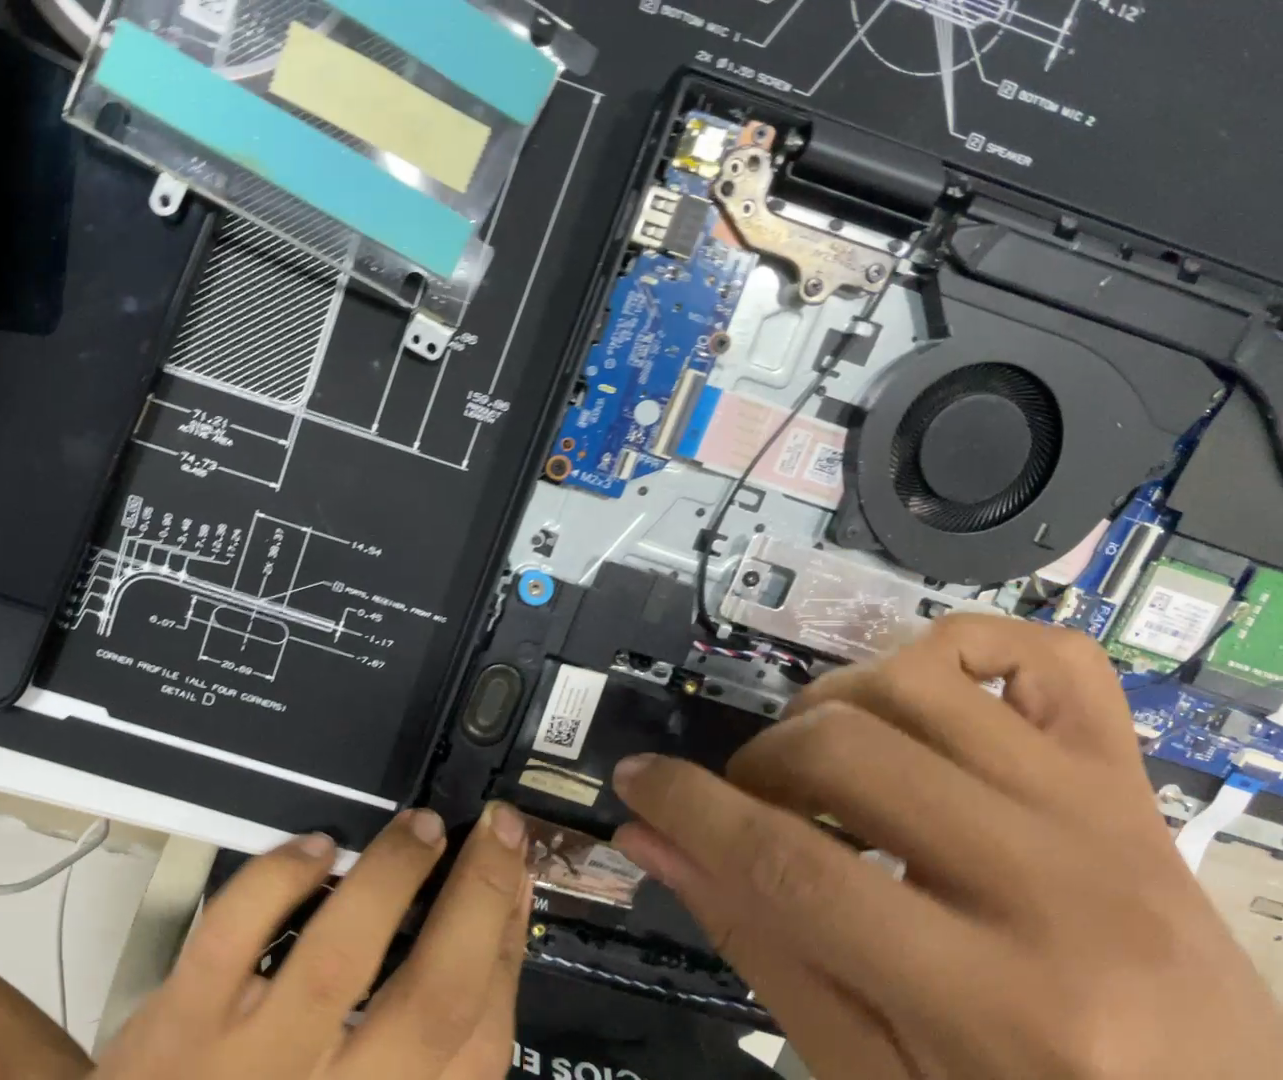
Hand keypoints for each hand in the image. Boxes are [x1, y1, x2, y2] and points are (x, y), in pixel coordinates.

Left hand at [92, 804, 533, 1079]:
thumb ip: (411, 1046)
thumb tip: (476, 937)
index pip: (478, 1049)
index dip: (506, 953)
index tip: (515, 881)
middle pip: (431, 1003)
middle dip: (477, 902)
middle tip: (497, 831)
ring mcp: (252, 1063)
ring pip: (335, 959)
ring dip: (390, 876)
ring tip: (421, 827)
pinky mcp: (181, 1024)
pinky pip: (234, 935)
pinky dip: (279, 879)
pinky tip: (315, 846)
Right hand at [611, 615, 1282, 1077]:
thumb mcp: (876, 1076)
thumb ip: (761, 947)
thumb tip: (650, 839)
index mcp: (1006, 1008)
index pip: (794, 866)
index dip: (688, 809)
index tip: (634, 780)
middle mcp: (1069, 895)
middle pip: (848, 753)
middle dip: (757, 768)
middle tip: (749, 810)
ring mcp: (1115, 824)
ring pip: (920, 684)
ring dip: (831, 708)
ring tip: (821, 764)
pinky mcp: (1137, 786)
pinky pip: (1049, 658)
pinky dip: (960, 648)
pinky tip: (914, 699)